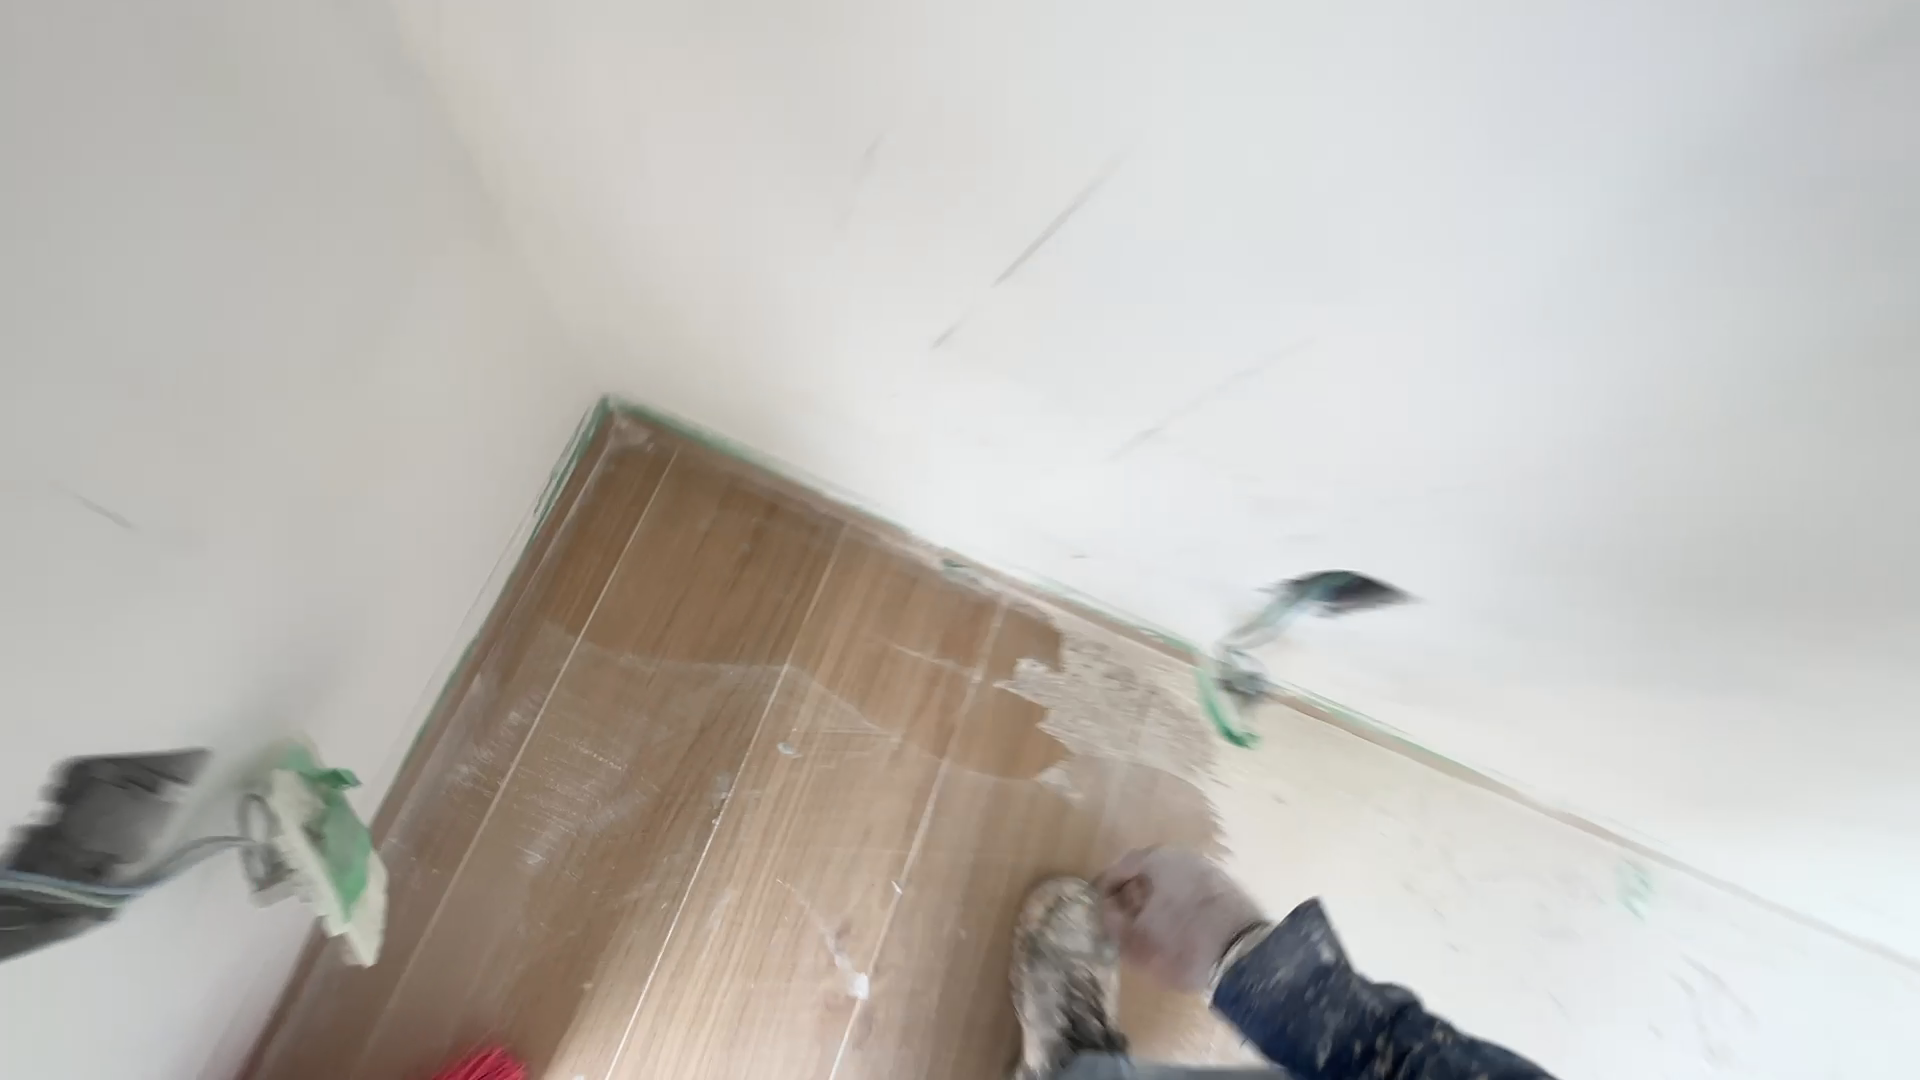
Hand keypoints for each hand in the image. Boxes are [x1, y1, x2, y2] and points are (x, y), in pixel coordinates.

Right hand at [1095, 847, 1265, 992]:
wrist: (1246, 957)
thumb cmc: (1182, 943)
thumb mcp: (1137, 941)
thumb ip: (1114, 923)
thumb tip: (1108, 911)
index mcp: (1157, 858)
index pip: (1121, 867)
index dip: (1107, 889)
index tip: (1101, 909)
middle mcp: (1182, 856)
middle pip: (1148, 873)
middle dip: (1134, 896)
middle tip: (1125, 922)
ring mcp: (1209, 871)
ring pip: (1173, 884)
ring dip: (1159, 904)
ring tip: (1153, 932)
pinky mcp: (1228, 891)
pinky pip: (1193, 896)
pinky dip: (1182, 909)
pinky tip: (1181, 933)